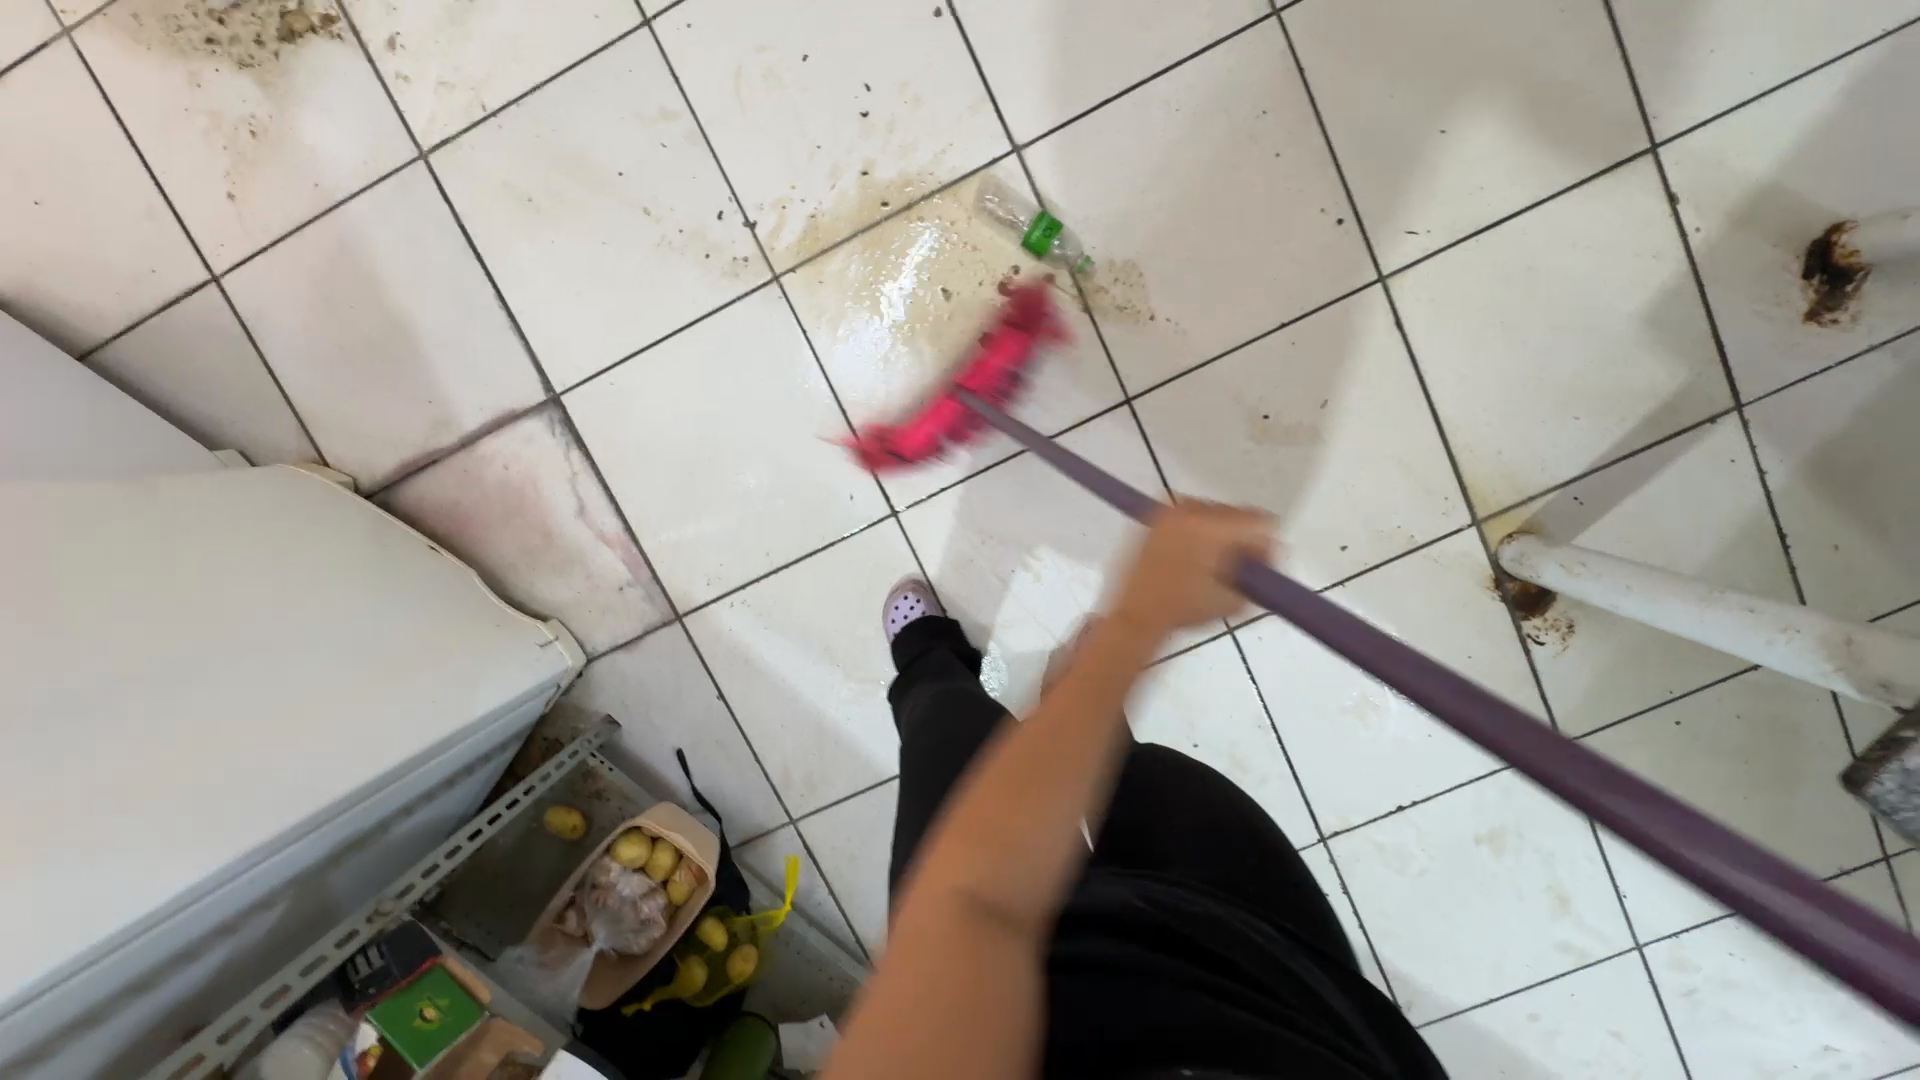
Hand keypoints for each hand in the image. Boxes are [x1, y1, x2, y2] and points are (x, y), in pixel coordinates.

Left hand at [1112, 499, 1274, 636]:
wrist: (1134, 613)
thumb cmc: (1184, 609)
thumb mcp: (1232, 600)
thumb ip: (1259, 578)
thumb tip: (1266, 563)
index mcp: (1214, 527)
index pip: (1260, 521)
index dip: (1266, 545)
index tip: (1261, 567)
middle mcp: (1192, 509)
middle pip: (1236, 514)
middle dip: (1242, 538)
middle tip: (1238, 566)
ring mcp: (1169, 510)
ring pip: (1212, 512)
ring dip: (1220, 532)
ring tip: (1211, 563)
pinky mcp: (1153, 516)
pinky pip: (1189, 515)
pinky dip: (1197, 530)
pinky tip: (1191, 555)